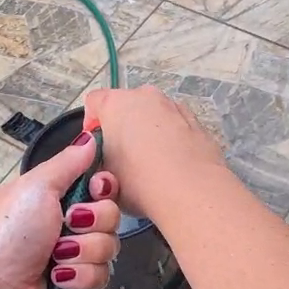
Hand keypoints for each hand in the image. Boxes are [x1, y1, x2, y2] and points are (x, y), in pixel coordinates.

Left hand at [0, 131, 120, 288]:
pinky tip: (57, 279)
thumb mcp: (36, 186)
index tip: (97, 188)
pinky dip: (80, 277)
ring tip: (55, 257)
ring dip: (83, 251)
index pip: (101, 186)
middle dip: (93, 221)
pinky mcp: (78, 286)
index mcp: (55, 197)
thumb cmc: (9, 232)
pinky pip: (101, 276)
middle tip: (68, 224)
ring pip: (109, 247)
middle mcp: (67, 224)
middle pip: (111, 215)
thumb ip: (68, 163)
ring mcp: (74, 257)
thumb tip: (90, 137)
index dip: (105, 187)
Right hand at [81, 87, 227, 220]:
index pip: (93, 102)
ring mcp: (174, 106)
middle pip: (125, 107)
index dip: (91, 126)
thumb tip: (102, 165)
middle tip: (120, 160)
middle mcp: (146, 96)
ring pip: (153, 116)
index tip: (95, 149)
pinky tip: (171, 167)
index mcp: (116, 104)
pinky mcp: (197, 123)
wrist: (192, 191)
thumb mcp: (102, 178)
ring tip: (149, 166)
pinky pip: (175, 128)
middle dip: (120, 129)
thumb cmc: (140, 182)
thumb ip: (98, 163)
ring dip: (147, 133)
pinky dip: (170, 141)